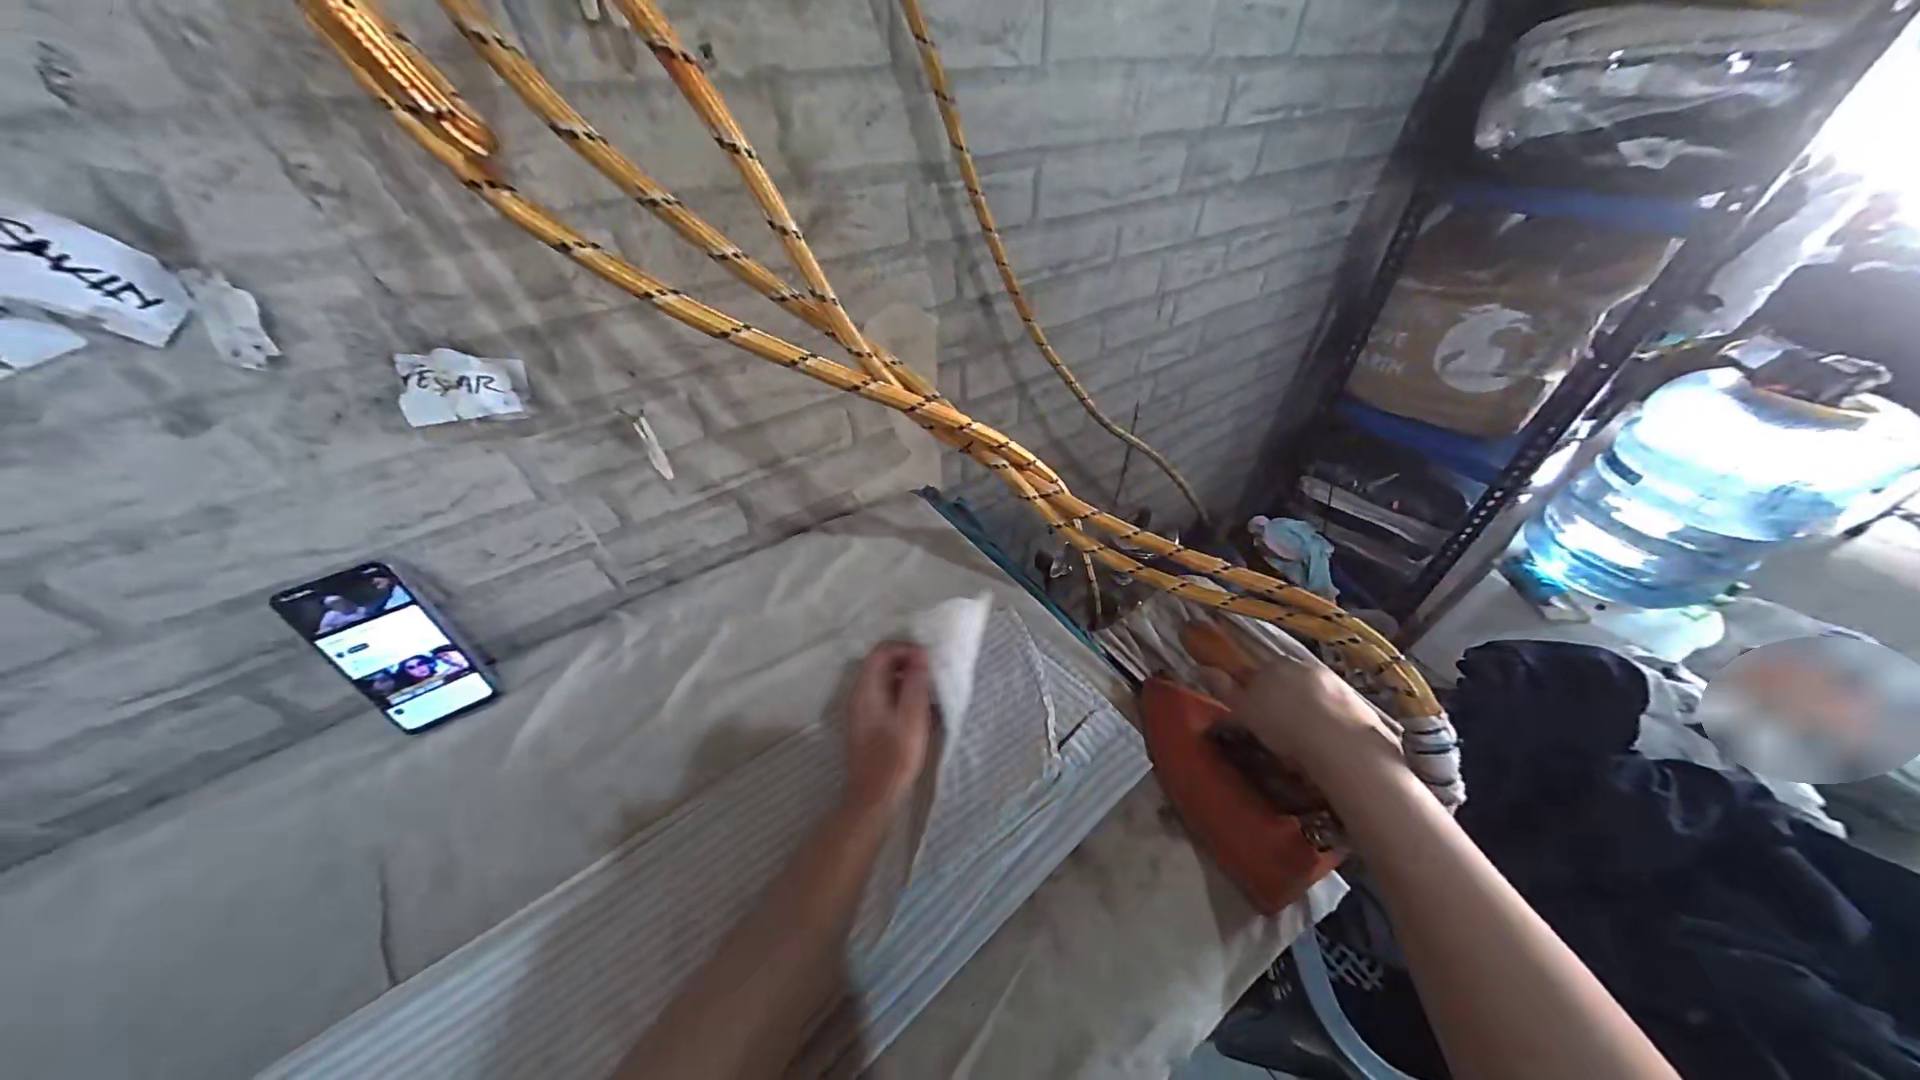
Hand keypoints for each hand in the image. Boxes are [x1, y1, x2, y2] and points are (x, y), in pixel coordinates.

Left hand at [842, 642, 934, 812]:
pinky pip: (886, 696)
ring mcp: (862, 708)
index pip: (883, 650)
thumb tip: (920, 656)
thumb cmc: (895, 758)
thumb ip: (915, 683)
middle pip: (883, 663)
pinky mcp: (869, 722)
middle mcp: (860, 694)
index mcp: (866, 689)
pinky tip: (920, 712)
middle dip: (909, 664)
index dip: (907, 650)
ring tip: (930, 695)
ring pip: (886, 680)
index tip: (928, 663)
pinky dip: (903, 696)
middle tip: (932, 677)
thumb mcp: (912, 717)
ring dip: (908, 681)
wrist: (874, 797)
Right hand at [1201, 655, 1399, 779]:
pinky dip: (1330, 718)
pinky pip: (1337, 707)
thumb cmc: (1284, 726)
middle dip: (1283, 696)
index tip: (1255, 710)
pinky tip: (1327, 740)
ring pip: (1313, 692)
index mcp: (1274, 665)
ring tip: (1305, 736)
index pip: (1259, 670)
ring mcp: (1335, 682)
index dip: (1255, 689)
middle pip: (1288, 678)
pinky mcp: (1358, 702)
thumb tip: (1201, 668)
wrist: (1343, 746)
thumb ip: (1224, 688)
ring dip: (1308, 708)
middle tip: (1279, 726)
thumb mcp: (1244, 710)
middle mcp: (1305, 666)